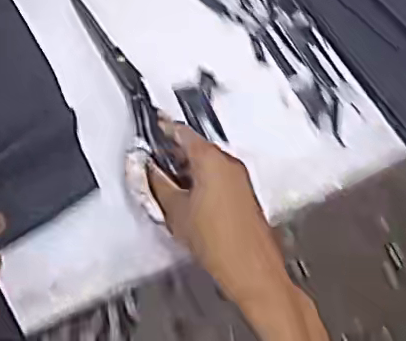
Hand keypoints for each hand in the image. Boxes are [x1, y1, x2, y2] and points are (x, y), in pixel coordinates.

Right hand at [148, 122, 291, 306]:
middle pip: (196, 147)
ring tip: (173, 187)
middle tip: (158, 162)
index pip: (182, 131)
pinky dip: (205, 184)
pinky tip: (194, 204)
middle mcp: (229, 163)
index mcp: (210, 158)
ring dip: (190, 171)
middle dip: (176, 154)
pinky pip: (221, 179)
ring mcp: (241, 181)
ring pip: (209, 164)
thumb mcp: (175, 210)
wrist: (255, 277)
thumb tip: (150, 171)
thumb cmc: (220, 244)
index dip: (164, 129)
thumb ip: (157, 183)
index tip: (155, 128)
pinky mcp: (247, 198)